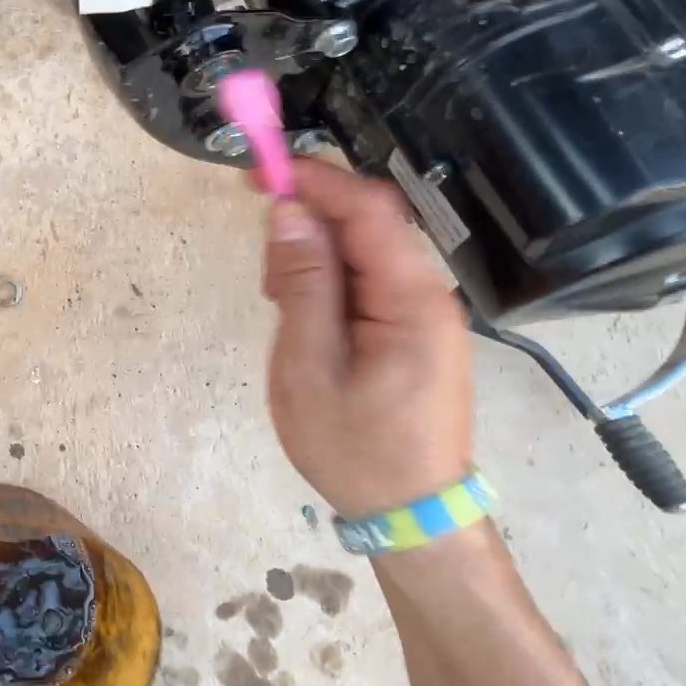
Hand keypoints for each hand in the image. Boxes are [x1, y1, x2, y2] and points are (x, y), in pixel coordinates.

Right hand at [262, 160, 474, 517]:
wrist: (410, 514)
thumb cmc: (354, 447)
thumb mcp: (309, 365)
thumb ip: (302, 283)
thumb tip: (288, 212)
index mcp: (410, 297)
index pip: (365, 208)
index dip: (313, 178)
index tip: (257, 171)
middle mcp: (427, 292)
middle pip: (365, 223)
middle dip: (307, 222)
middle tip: (265, 272)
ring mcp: (423, 311)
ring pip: (361, 250)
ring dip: (313, 255)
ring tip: (279, 302)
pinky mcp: (412, 328)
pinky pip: (366, 280)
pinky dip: (326, 280)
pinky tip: (303, 316)